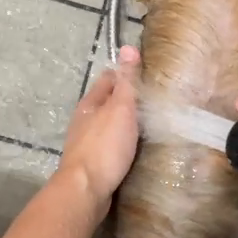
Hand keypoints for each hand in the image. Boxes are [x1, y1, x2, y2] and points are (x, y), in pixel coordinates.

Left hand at [55, 47, 140, 214]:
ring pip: (108, 125)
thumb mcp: (120, 108)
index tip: (145, 73)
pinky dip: (122, 143)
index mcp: (90, 103)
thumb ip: (126, 82)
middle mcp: (85, 120)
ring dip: (124, 123)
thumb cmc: (104, 145)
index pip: (108, 79)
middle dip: (125, 99)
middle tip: (152, 100)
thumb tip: (127, 47)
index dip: (125, 73)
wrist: (85, 190)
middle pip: (107, 102)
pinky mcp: (92, 164)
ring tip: (147, 124)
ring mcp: (86, 143)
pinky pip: (110, 146)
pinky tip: (133, 149)